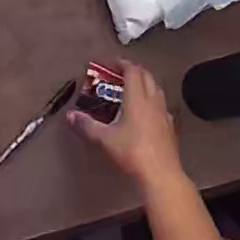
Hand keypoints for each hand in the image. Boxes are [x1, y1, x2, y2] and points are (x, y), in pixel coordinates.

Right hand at [69, 61, 186, 189]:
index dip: (121, 64)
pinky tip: (145, 113)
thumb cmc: (132, 153)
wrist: (161, 175)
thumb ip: (87, 125)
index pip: (132, 71)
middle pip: (146, 76)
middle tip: (118, 74)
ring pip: (156, 89)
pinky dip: (151, 101)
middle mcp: (153, 101)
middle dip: (133, 70)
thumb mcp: (104, 139)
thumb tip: (70, 115)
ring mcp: (164, 114)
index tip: (109, 64)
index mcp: (137, 98)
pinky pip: (161, 105)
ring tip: (130, 90)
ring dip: (144, 83)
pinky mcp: (170, 127)